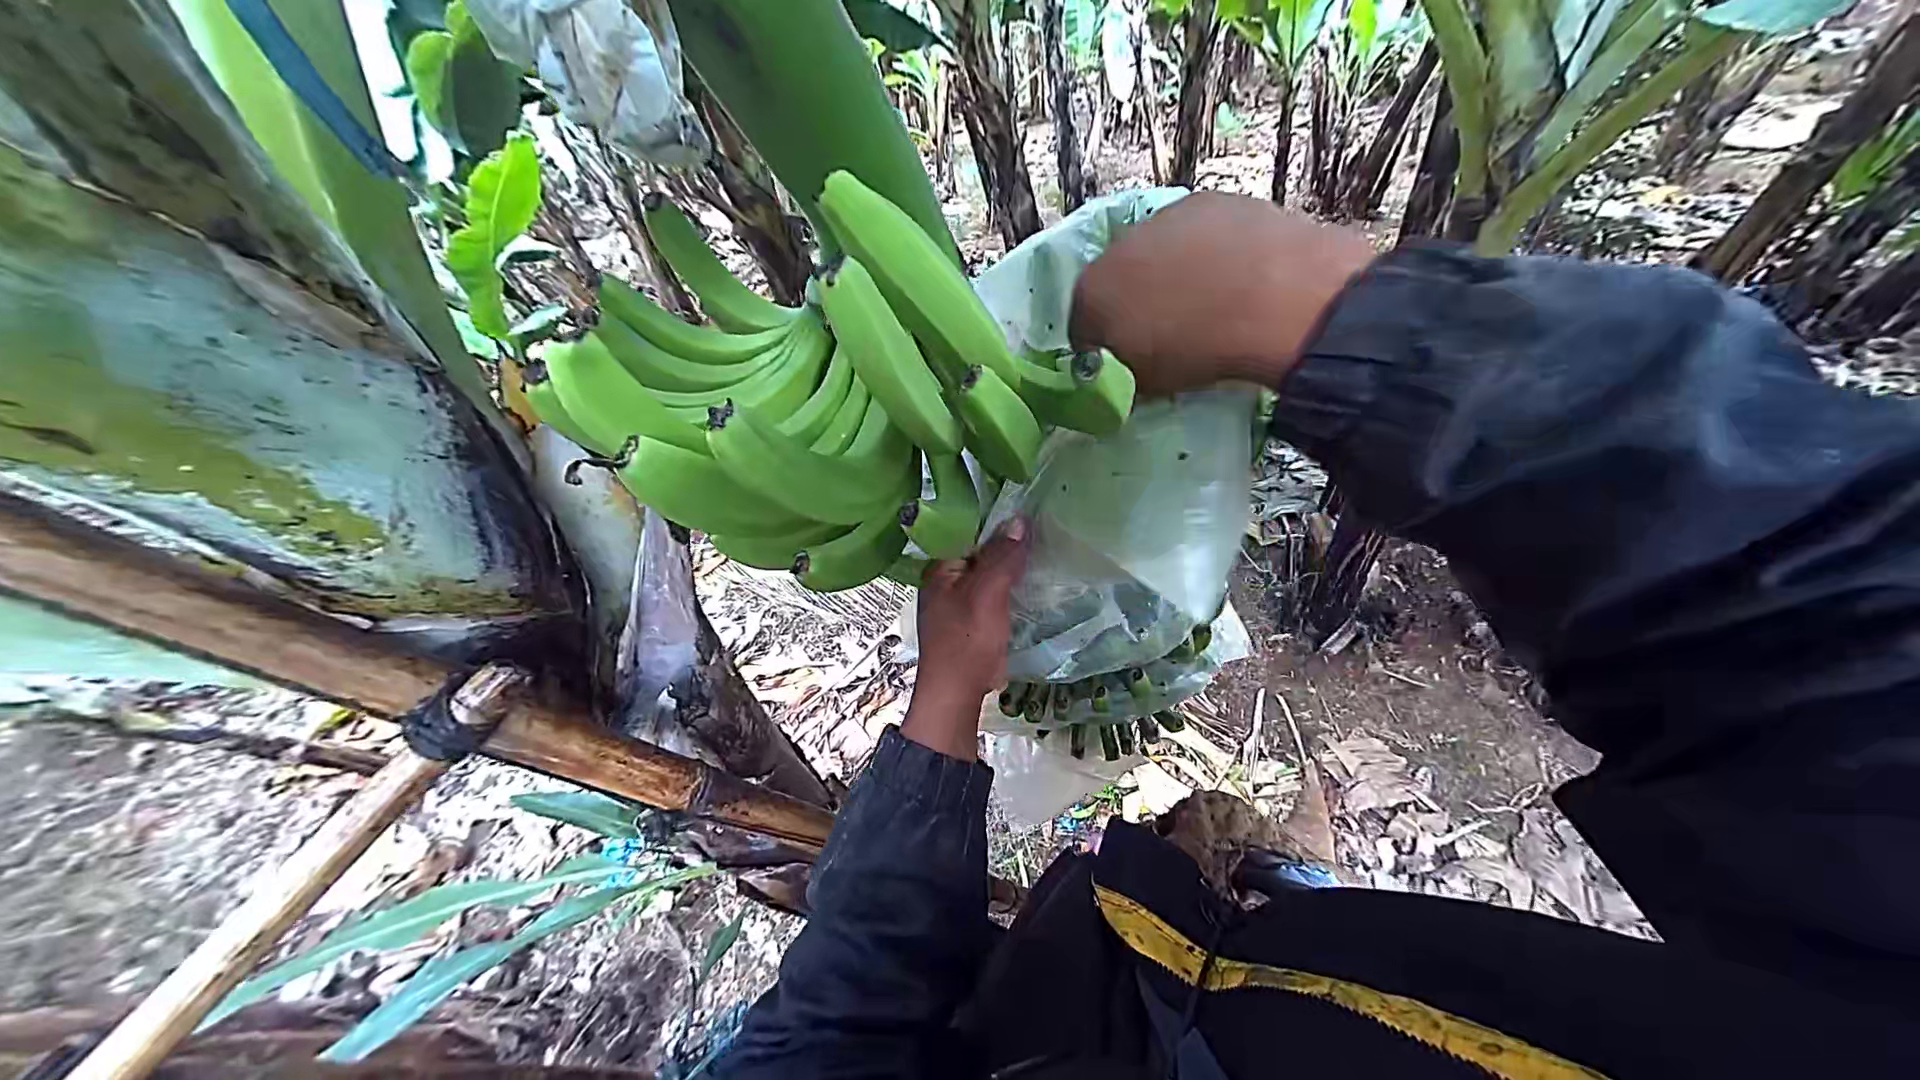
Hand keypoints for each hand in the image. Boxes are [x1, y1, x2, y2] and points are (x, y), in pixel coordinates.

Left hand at [901, 519, 1030, 761]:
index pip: (967, 530)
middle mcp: (946, 580)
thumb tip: (1019, 521)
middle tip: (1042, 525)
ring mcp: (960, 601)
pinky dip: (1012, 586)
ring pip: (989, 573)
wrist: (957, 695)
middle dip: (1007, 542)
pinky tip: (1034, 580)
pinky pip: (995, 593)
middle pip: (980, 551)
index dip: (995, 520)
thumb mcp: (986, 594)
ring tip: (1044, 546)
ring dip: (1012, 565)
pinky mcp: (975, 619)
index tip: (1026, 510)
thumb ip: (1001, 557)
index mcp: (940, 568)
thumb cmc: (966, 641)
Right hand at [1069, 193, 1376, 396]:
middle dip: (1134, 304)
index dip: (1102, 347)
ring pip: (1156, 253)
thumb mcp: (1146, 384)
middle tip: (1165, 333)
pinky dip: (1206, 252)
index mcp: (1090, 294)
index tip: (1125, 363)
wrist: (1276, 300)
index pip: (1082, 326)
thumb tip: (1123, 374)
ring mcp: (1165, 218)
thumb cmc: (1198, 351)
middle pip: (1117, 282)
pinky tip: (1232, 277)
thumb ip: (1121, 375)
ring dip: (1170, 274)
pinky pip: (1197, 235)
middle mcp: (1116, 247)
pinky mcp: (1211, 200)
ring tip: (1205, 305)